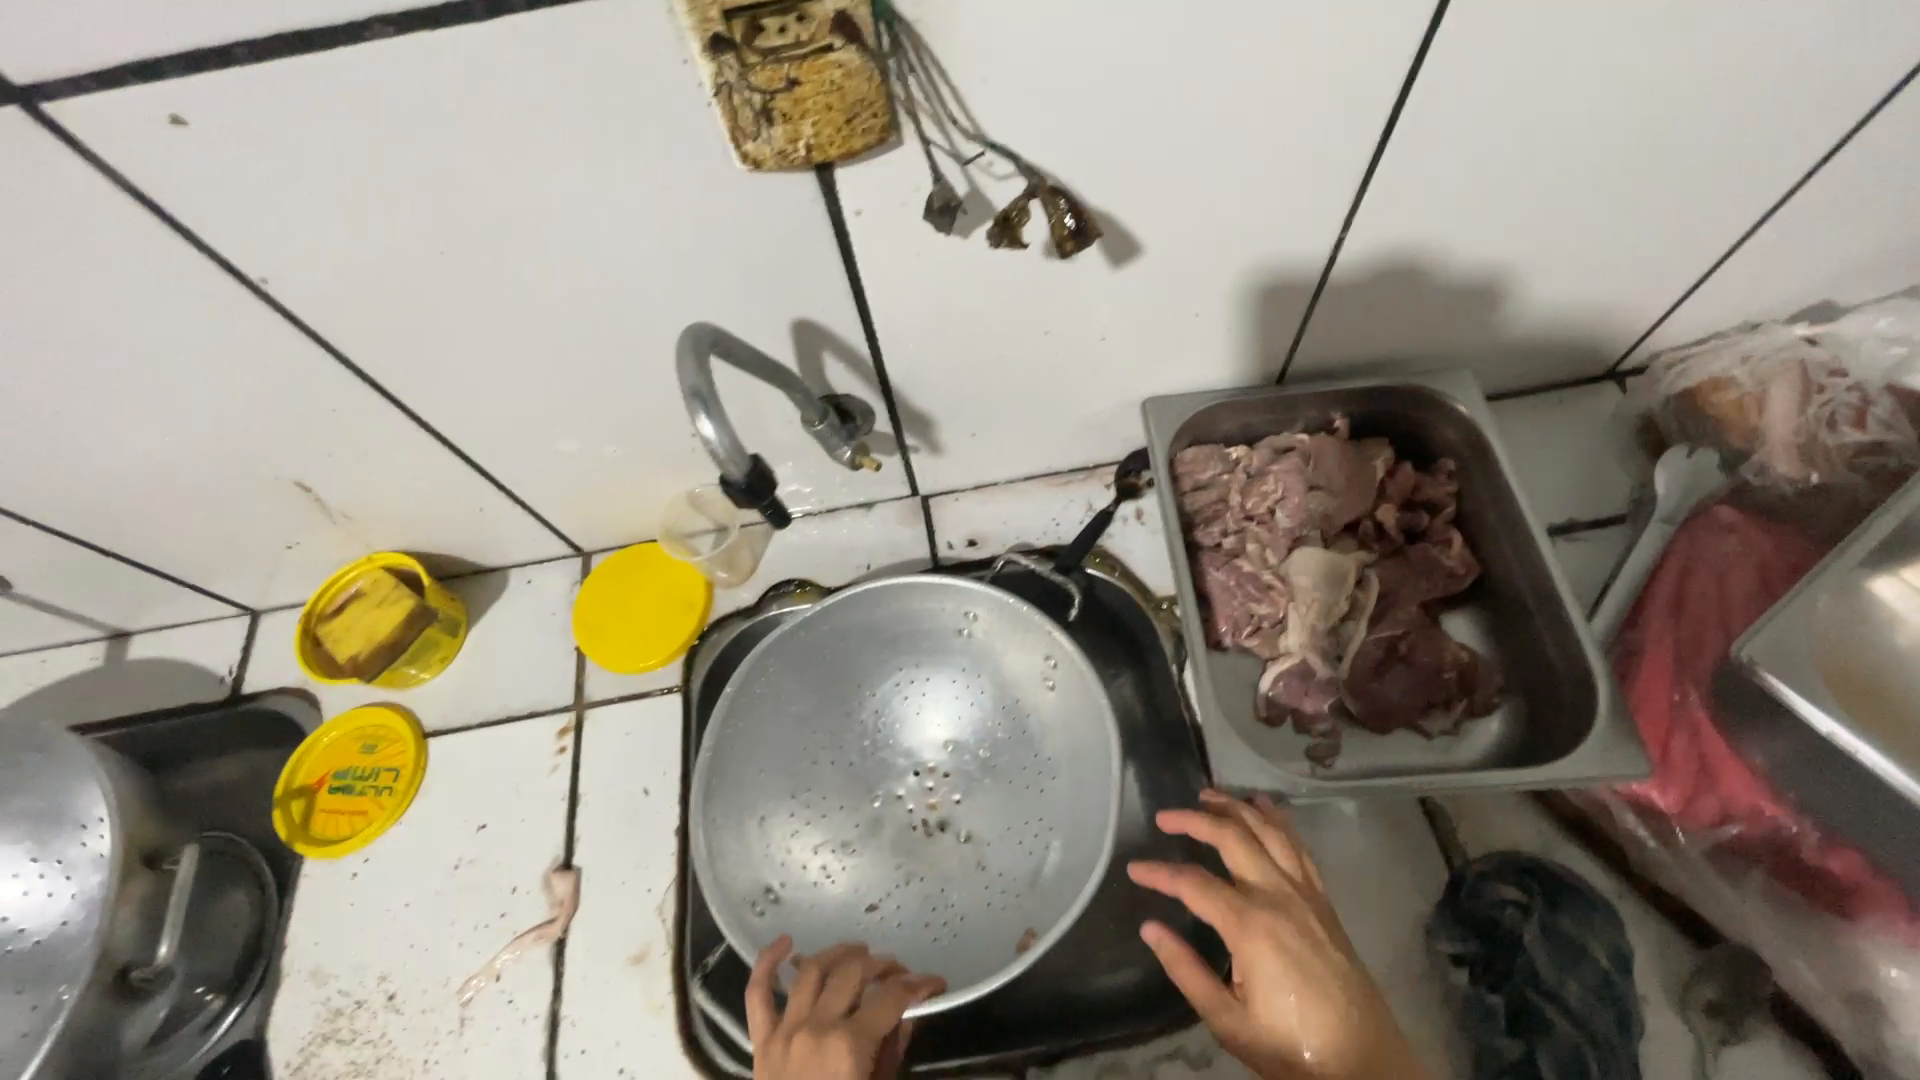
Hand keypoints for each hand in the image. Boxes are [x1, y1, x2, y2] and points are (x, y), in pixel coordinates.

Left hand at [746, 936, 945, 1079]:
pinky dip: (767, 962)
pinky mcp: (761, 1041)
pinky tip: (785, 942)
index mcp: (850, 1046)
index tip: (934, 982)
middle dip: (883, 965)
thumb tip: (905, 1015)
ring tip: (860, 952)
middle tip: (898, 972)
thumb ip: (892, 1052)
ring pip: (813, 969)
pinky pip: (758, 993)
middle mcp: (818, 1027)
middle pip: (854, 972)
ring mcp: (786, 1031)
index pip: (892, 996)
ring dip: (840, 953)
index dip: (919, 983)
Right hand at [1128, 791, 1425, 1079]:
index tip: (1134, 870)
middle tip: (1164, 816)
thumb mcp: (1228, 1021)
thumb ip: (1185, 970)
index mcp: (1249, 925)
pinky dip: (1277, 820)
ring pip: (1268, 831)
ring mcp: (1305, 894)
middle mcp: (1278, 896)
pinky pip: (1298, 847)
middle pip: (1232, 837)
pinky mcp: (1323, 900)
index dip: (1159, 873)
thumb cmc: (1291, 1046)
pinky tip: (1263, 807)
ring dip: (1236, 807)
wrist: (1365, 1062)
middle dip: (1194, 819)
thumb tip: (1150, 928)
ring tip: (1208, 795)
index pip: (1193, 883)